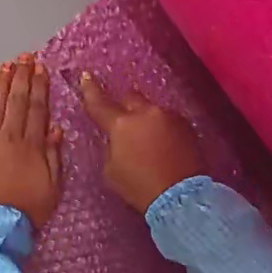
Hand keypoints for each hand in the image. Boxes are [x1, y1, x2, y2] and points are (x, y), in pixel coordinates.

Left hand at [0, 55, 63, 226]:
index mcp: (33, 145)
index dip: (40, 87)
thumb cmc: (27, 209)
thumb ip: (54, 156)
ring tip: (7, 66)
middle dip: (22, 77)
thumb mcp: (53, 187)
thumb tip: (56, 129)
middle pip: (17, 100)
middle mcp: (10, 136)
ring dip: (2, 83)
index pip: (38, 109)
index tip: (41, 69)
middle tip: (25, 57)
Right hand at [78, 73, 205, 214]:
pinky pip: (166, 120)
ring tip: (146, 142)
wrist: (179, 195)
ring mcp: (168, 116)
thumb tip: (117, 140)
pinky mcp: (185, 125)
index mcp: (122, 125)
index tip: (86, 77)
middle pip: (130, 99)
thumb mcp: (111, 171)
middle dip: (124, 108)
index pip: (100, 104)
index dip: (91, 91)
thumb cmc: (139, 187)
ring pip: (150, 110)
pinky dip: (160, 129)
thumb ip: (111, 148)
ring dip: (145, 120)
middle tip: (122, 122)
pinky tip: (162, 147)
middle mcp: (146, 113)